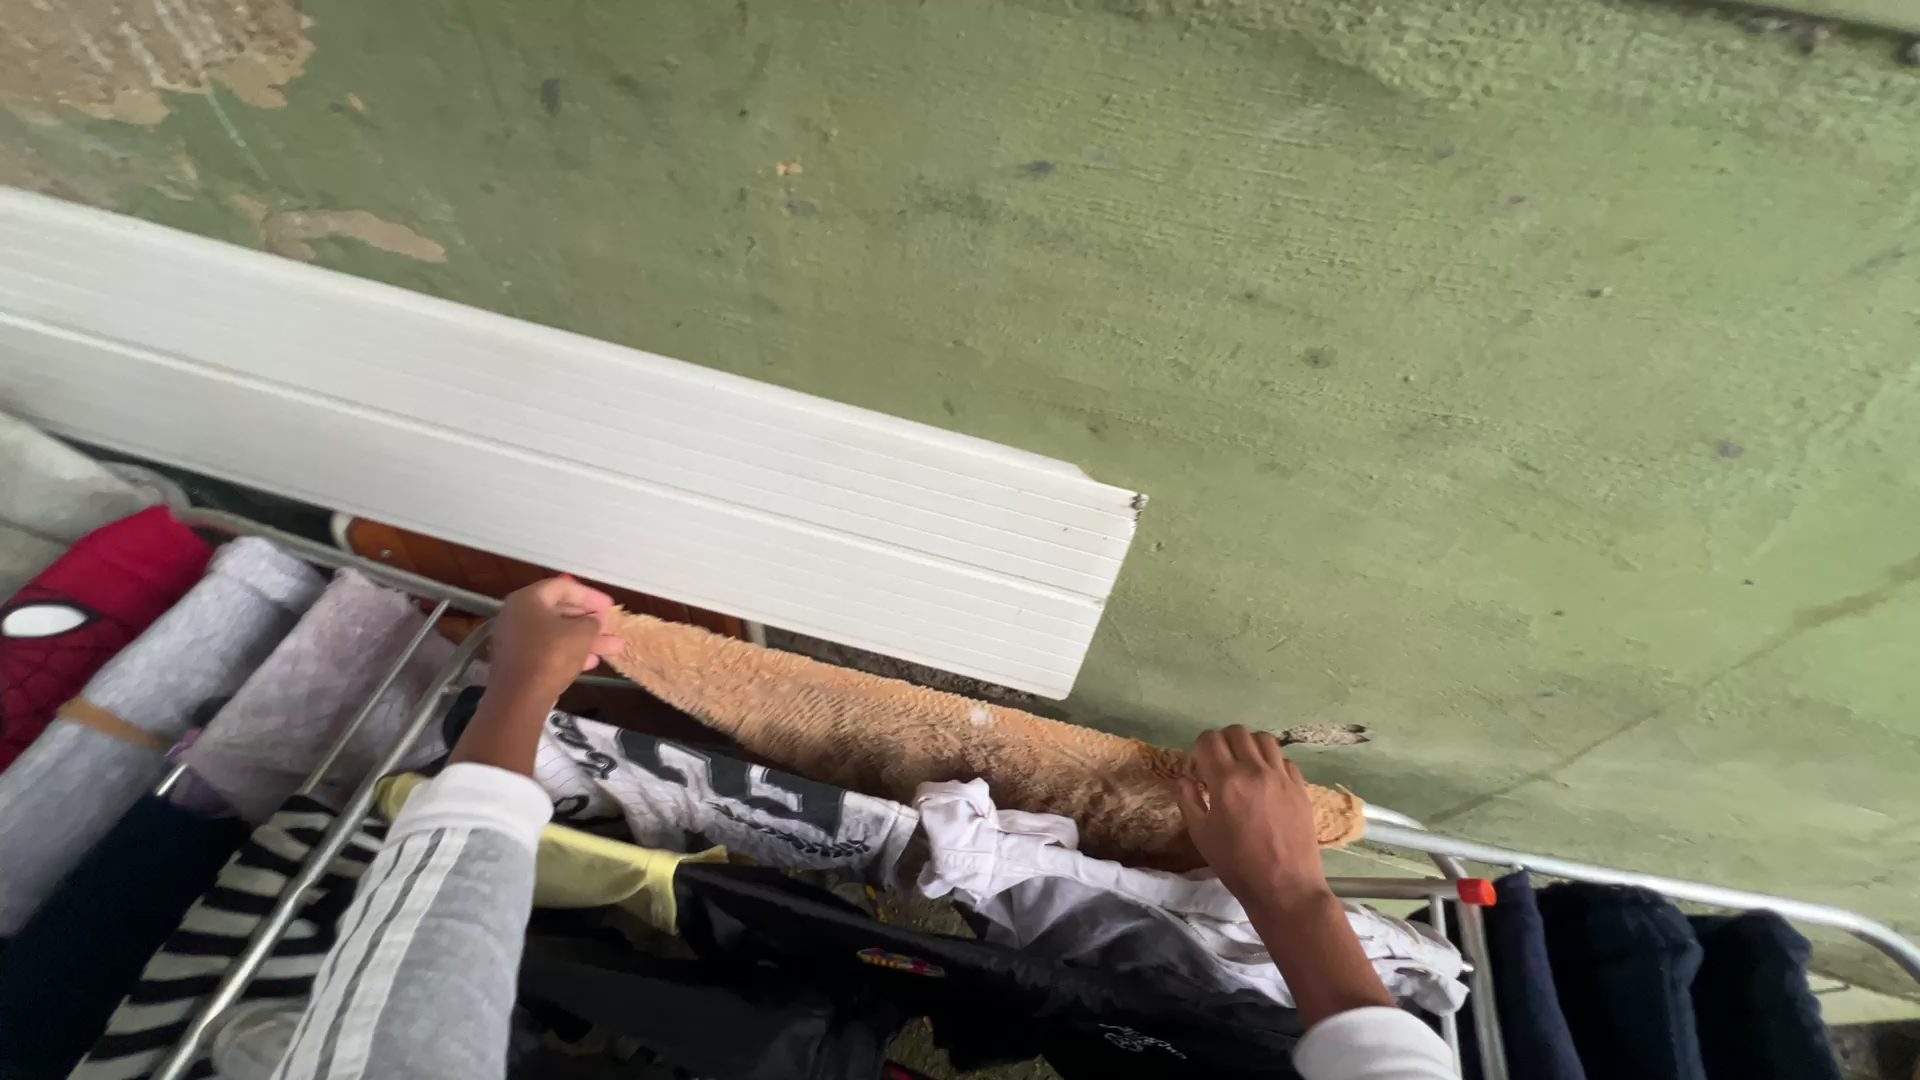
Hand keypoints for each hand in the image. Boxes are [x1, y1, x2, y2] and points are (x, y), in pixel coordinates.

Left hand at [486, 576, 624, 707]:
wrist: (519, 698)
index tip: (610, 606)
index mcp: (528, 600)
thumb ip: (593, 621)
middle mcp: (517, 615)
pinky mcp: (518, 661)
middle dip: (590, 620)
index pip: (563, 586)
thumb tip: (596, 620)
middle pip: (560, 610)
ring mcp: (515, 639)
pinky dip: (570, 651)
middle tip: (611, 625)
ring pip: (557, 632)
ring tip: (613, 647)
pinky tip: (592, 662)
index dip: (590, 595)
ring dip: (586, 638)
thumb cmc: (551, 655)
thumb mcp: (582, 633)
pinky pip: (548, 649)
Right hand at [1176, 725, 1329, 909]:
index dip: (1199, 748)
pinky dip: (1272, 762)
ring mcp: (1281, 777)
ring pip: (1263, 739)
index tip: (1200, 767)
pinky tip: (1267, 781)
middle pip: (1236, 732)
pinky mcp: (1300, 788)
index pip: (1209, 740)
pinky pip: (1285, 760)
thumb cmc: (1237, 864)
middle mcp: (1254, 770)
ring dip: (1249, 746)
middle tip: (1220, 763)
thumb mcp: (1201, 835)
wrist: (1285, 889)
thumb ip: (1187, 800)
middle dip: (1223, 742)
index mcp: (1226, 781)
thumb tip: (1183, 779)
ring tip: (1245, 765)